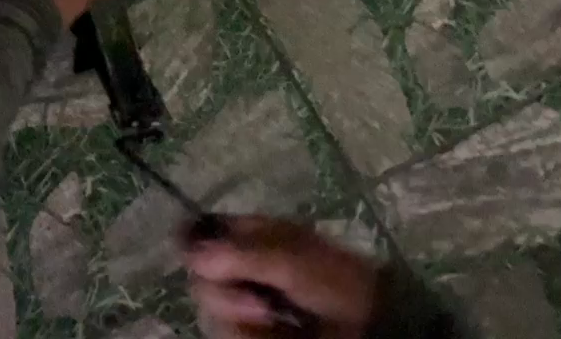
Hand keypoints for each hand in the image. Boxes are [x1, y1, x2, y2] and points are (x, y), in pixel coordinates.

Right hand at [184, 215, 377, 338]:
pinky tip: (273, 333)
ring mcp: (247, 300)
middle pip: (199, 274)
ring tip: (272, 318)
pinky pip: (229, 332)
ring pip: (211, 309)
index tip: (196, 260)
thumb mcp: (291, 260)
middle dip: (223, 291)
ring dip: (237, 315)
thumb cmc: (335, 283)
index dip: (191, 244)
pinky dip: (247, 334)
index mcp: (248, 234)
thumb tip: (191, 254)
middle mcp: (240, 265)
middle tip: (258, 300)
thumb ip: (242, 255)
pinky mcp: (252, 331)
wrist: (370, 329)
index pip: (200, 232)